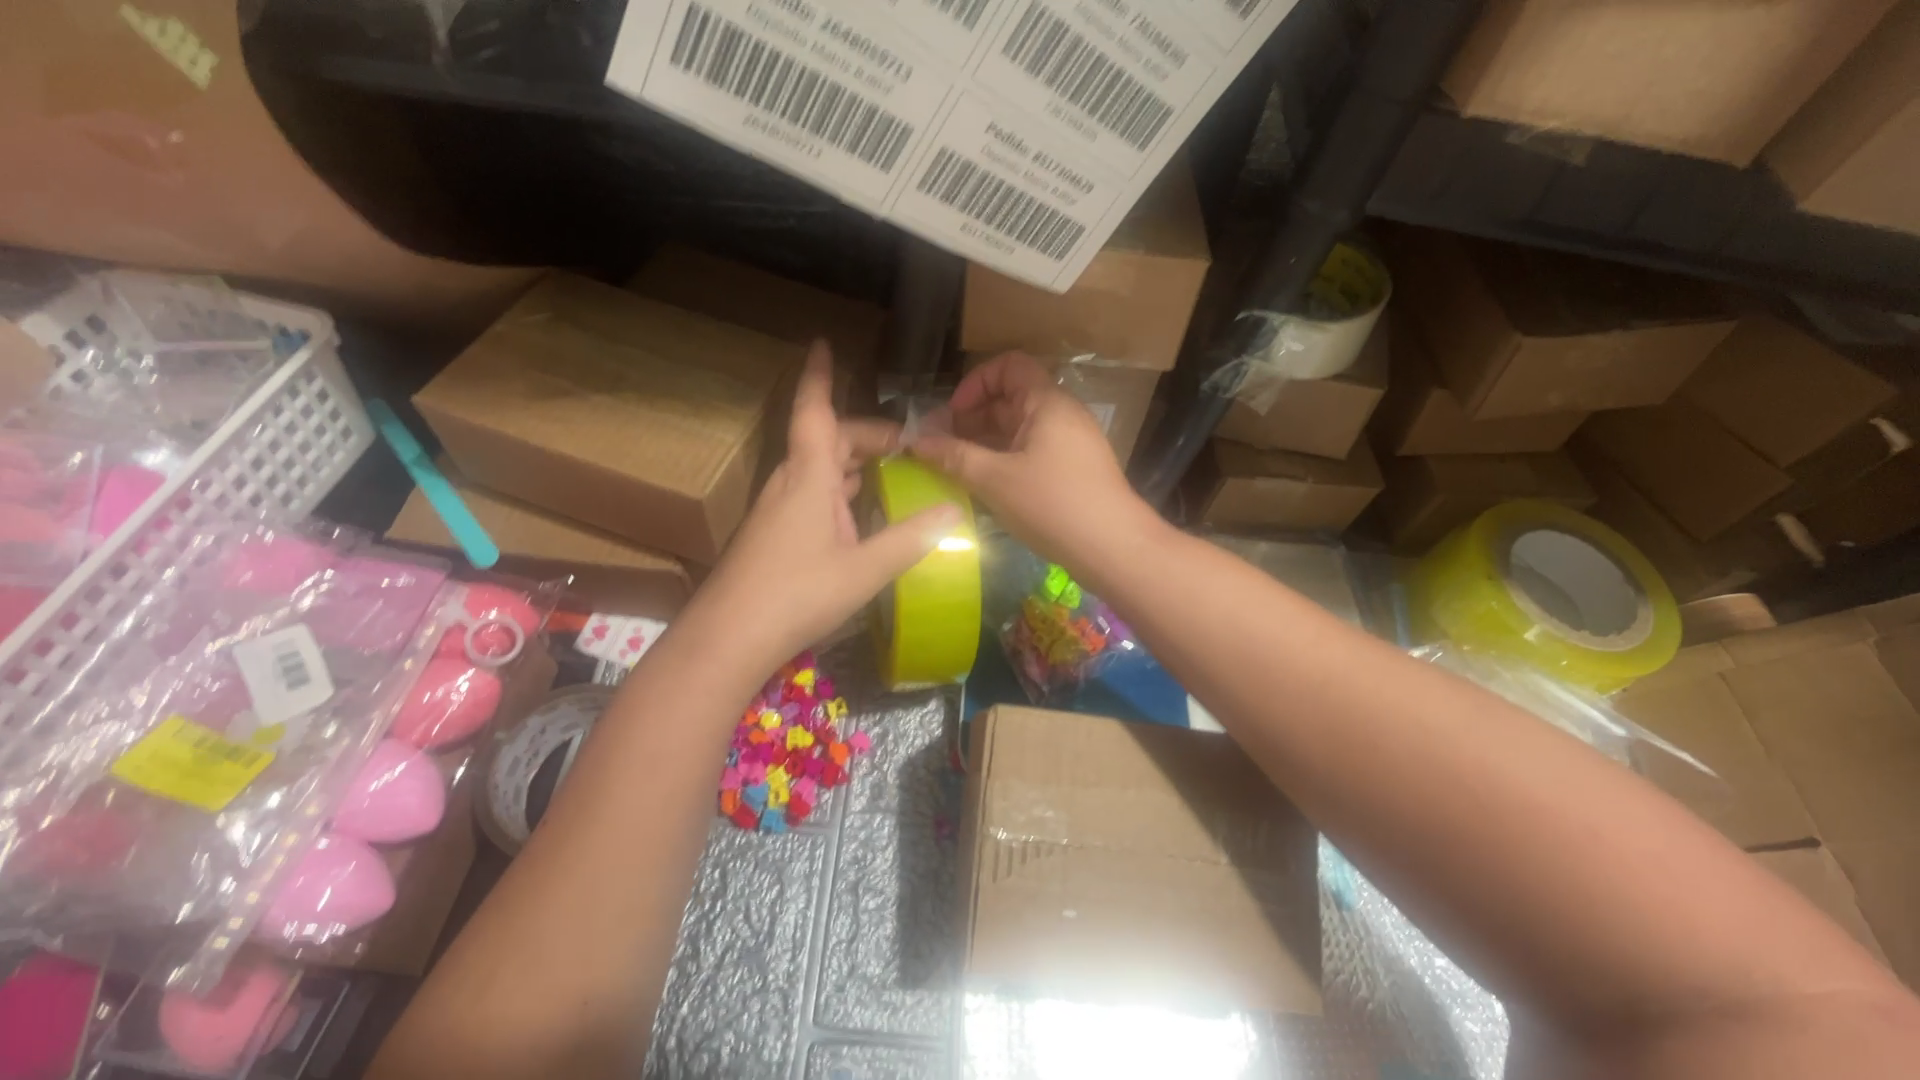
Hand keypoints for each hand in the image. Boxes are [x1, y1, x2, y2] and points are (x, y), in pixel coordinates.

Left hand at [696, 341, 960, 665]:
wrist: (729, 639)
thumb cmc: (796, 594)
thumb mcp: (863, 569)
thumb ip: (910, 538)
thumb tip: (954, 511)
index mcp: (809, 477)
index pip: (815, 412)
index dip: (819, 377)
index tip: (822, 344)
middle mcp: (790, 484)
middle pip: (827, 441)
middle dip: (866, 436)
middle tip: (908, 449)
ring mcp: (778, 511)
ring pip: (819, 470)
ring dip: (853, 465)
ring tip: (893, 474)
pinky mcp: (774, 536)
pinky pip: (812, 497)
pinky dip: (840, 492)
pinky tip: (861, 519)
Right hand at [910, 352, 1152, 565]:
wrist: (1114, 549)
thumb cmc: (1054, 505)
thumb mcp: (995, 480)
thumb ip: (953, 457)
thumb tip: (916, 442)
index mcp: (1048, 403)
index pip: (1009, 366)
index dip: (975, 383)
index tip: (952, 415)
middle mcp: (1062, 415)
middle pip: (1010, 399)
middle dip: (971, 418)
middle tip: (940, 448)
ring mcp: (1071, 444)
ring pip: (1019, 429)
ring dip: (984, 443)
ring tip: (954, 469)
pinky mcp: (1073, 471)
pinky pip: (1031, 452)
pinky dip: (1004, 461)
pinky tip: (984, 487)